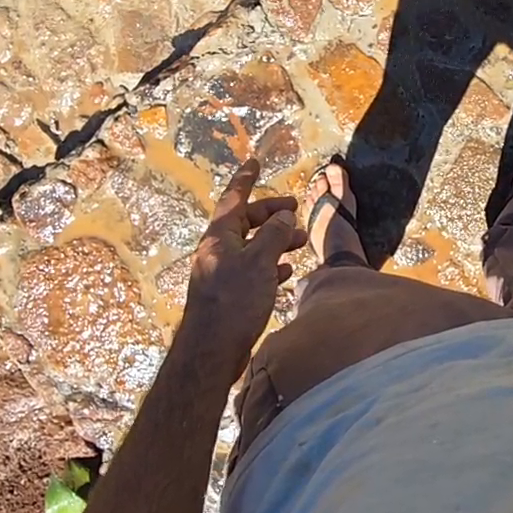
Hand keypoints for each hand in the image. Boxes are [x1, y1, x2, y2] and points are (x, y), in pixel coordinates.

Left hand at [178, 160, 306, 382]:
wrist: (212, 350)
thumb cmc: (234, 300)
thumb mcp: (259, 261)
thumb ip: (274, 234)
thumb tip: (284, 215)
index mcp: (219, 237)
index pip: (234, 198)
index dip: (246, 179)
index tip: (254, 161)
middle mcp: (218, 251)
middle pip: (246, 222)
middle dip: (271, 214)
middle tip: (294, 209)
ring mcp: (222, 273)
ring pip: (252, 246)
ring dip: (276, 240)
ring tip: (300, 241)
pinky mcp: (229, 295)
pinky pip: (252, 269)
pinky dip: (270, 264)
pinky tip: (286, 271)